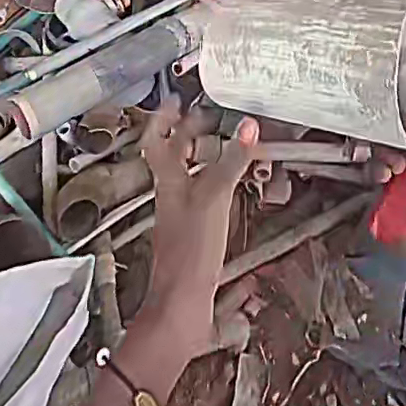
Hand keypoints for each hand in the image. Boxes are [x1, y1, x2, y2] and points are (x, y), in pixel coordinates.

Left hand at [136, 96, 259, 347]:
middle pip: (173, 156)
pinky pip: (202, 199)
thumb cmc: (190, 251)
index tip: (177, 100)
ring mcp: (181, 216)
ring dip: (203, 159)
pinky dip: (215, 186)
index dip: (164, 118)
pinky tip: (229, 190)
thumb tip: (248, 126)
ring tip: (223, 148)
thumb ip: (231, 162)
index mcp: (167, 181)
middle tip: (206, 119)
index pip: (157, 139)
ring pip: (188, 176)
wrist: (181, 306)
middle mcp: (170, 195)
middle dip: (187, 135)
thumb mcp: (214, 198)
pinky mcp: (193, 236)